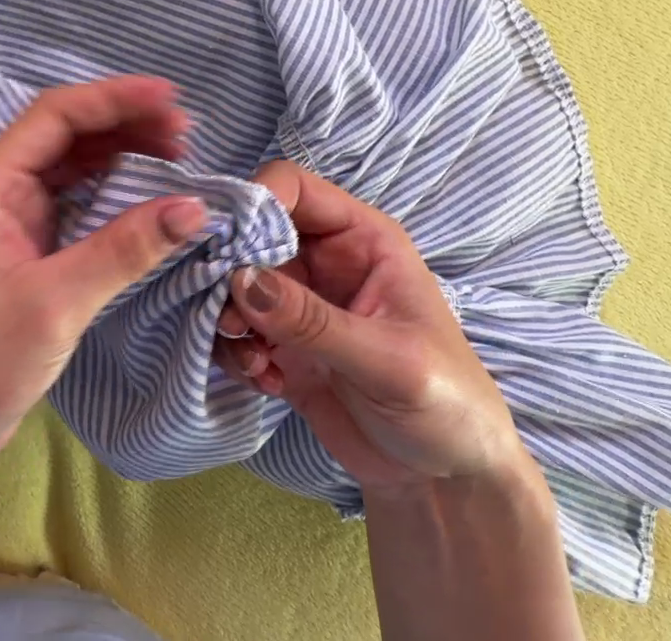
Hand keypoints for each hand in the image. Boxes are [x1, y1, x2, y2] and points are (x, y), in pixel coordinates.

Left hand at [0, 77, 209, 465]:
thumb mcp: (56, 302)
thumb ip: (124, 249)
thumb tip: (192, 208)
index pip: (54, 116)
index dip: (114, 99)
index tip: (172, 100)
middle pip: (65, 136)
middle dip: (124, 126)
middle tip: (186, 134)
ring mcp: (9, 222)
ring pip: (70, 169)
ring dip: (120, 158)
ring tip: (176, 158)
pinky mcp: (24, 252)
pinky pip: (72, 206)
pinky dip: (110, 196)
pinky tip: (146, 200)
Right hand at [213, 161, 527, 492]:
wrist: (445, 482)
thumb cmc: (448, 406)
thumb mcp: (388, 362)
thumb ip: (312, 320)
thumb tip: (238, 279)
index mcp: (361, 240)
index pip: (293, 189)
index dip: (254, 202)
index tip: (222, 245)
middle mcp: (322, 261)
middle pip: (249, 234)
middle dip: (227, 271)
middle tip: (227, 318)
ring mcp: (296, 304)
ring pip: (231, 284)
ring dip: (226, 319)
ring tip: (254, 359)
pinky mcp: (278, 344)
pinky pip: (232, 331)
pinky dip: (235, 353)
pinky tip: (267, 383)